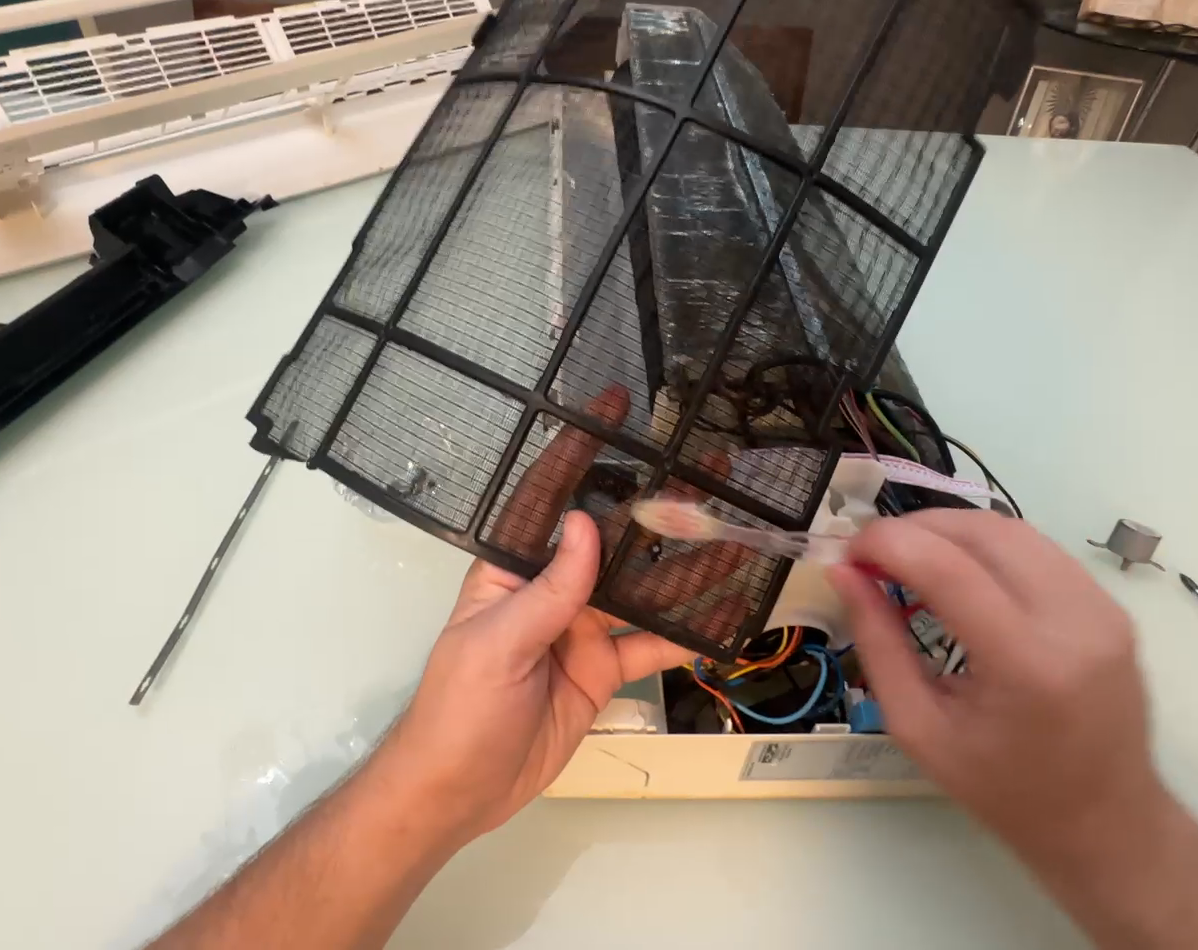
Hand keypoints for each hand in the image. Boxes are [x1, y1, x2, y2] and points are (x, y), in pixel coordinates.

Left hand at [378, 387, 745, 839]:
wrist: (459, 791)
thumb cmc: (459, 708)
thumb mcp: (495, 645)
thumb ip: (547, 589)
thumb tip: (584, 522)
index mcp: (515, 566)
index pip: (548, 495)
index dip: (578, 449)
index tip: (611, 406)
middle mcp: (554, 586)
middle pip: (614, 537)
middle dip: (657, 504)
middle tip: (708, 470)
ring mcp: (583, 627)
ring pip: (644, 589)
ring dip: (689, 567)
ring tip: (738, 536)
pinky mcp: (605, 667)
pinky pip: (652, 643)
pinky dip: (688, 632)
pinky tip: (727, 616)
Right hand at [828, 511, 1197, 948]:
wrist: (1106, 822)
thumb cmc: (1001, 788)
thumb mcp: (916, 726)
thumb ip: (876, 642)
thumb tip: (842, 572)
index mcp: (1026, 664)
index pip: (945, 566)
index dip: (885, 543)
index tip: (846, 553)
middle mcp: (1073, 622)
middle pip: (979, 532)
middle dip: (912, 528)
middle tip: (870, 554)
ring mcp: (1100, 608)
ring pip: (1008, 528)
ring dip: (946, 529)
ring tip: (906, 556)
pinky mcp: (1109, 605)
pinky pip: (1034, 546)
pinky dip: (982, 543)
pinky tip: (954, 568)